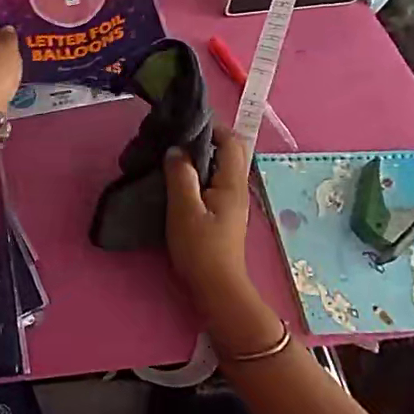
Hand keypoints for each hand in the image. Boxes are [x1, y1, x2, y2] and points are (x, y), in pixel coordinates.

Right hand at [164, 126, 253, 306]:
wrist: (217, 289)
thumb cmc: (200, 249)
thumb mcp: (184, 210)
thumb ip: (180, 176)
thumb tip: (176, 150)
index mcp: (232, 182)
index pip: (232, 141)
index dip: (213, 127)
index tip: (186, 125)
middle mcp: (237, 187)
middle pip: (232, 151)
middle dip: (210, 138)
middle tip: (180, 138)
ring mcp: (233, 201)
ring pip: (223, 166)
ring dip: (204, 156)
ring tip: (176, 155)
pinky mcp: (224, 212)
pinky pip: (216, 180)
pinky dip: (202, 172)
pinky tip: (182, 179)